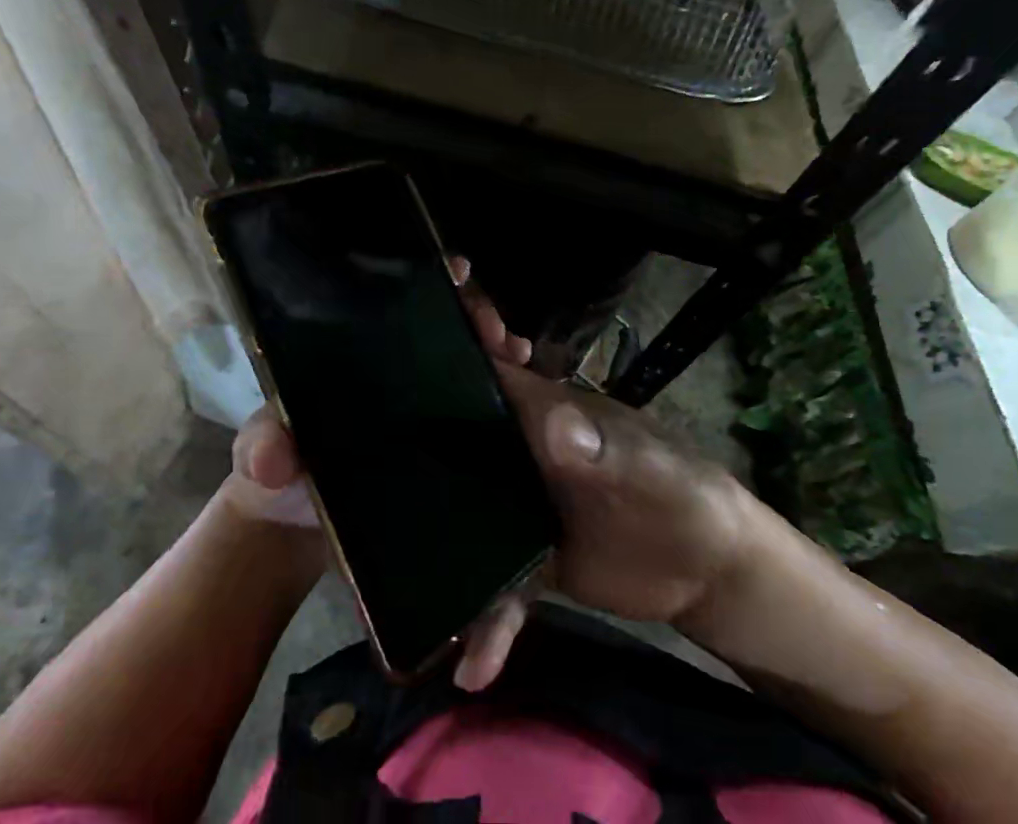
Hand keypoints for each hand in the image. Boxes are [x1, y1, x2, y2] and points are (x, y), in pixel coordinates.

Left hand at [222, 254, 533, 529]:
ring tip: (516, 354)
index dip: (423, 279)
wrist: (299, 526)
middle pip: (440, 321)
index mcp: (348, 352)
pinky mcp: (444, 437)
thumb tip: (269, 460)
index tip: (454, 273)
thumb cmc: (277, 477)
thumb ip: (263, 450)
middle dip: (473, 312)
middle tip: (493, 331)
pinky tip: (529, 392)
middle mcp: (390, 365)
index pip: (390, 300)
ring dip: (497, 348)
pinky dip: (507, 393)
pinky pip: (481, 405)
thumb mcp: (264, 457)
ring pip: (467, 357)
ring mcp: (420, 399)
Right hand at [224, 261, 750, 690]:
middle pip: (426, 445)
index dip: (409, 354)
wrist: (705, 570)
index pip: (459, 367)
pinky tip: (473, 665)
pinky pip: (480, 588)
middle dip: (375, 462)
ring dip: (410, 556)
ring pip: (439, 519)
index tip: (341, 360)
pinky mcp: (512, 559)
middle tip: (312, 490)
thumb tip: (555, 425)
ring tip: (373, 594)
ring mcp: (501, 507)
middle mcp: (499, 449)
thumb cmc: (684, 493)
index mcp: (525, 408)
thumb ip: (608, 447)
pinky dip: (480, 624)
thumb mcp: (653, 469)